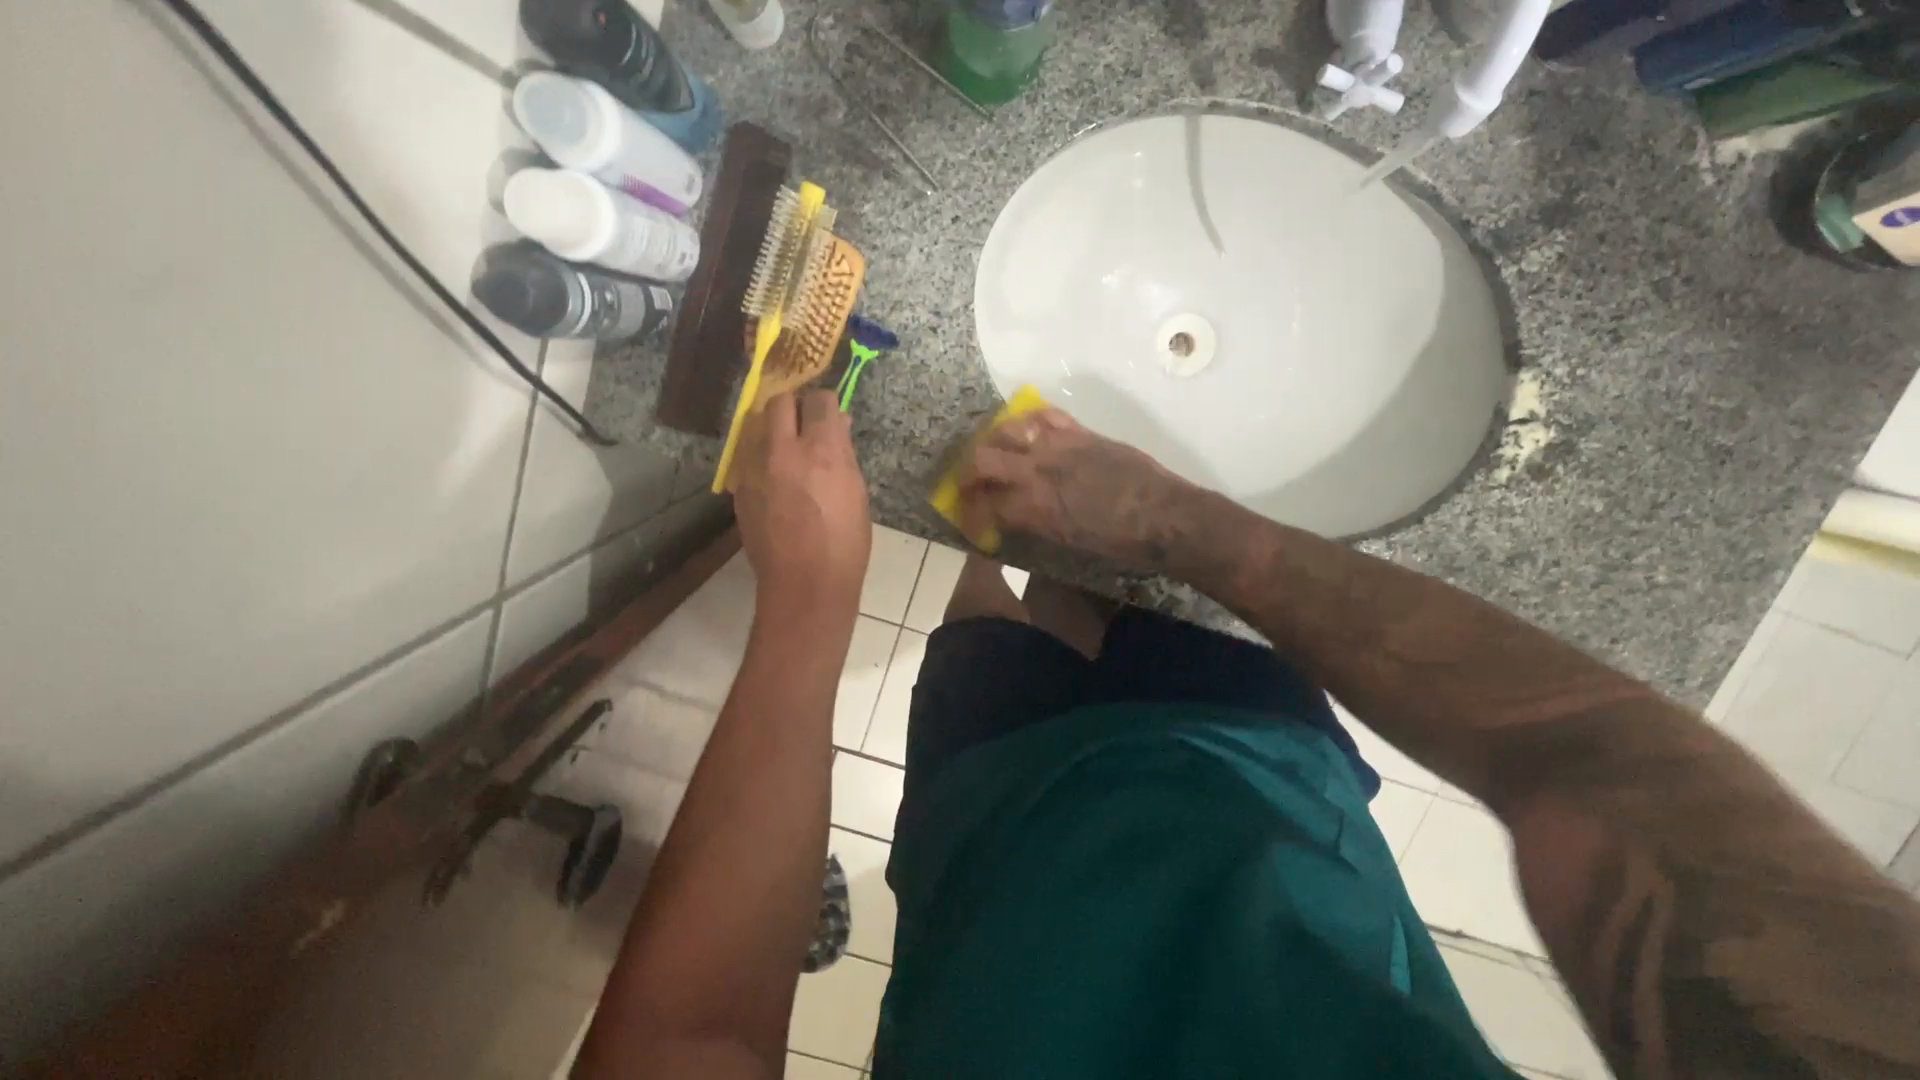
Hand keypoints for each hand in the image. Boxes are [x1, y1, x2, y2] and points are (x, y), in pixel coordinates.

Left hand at [733, 390, 871, 621]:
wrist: (804, 584)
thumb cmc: (844, 544)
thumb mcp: (856, 493)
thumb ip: (842, 455)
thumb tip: (836, 428)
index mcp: (822, 450)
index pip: (820, 400)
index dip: (827, 404)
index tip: (829, 414)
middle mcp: (783, 450)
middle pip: (779, 402)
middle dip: (794, 406)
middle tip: (805, 423)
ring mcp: (755, 468)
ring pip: (756, 425)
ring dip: (772, 429)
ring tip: (786, 449)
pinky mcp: (739, 488)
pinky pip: (748, 457)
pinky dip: (761, 458)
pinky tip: (774, 479)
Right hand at [961, 409, 1196, 569]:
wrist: (1162, 516)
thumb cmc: (1117, 542)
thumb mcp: (1066, 541)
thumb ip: (1033, 522)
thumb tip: (1012, 516)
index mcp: (1033, 507)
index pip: (983, 506)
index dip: (970, 515)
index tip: (970, 521)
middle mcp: (1037, 471)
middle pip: (981, 461)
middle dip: (966, 475)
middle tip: (968, 484)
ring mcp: (1058, 445)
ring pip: (1006, 430)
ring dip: (991, 441)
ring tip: (993, 451)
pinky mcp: (1079, 432)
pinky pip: (1043, 415)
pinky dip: (1028, 420)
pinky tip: (1026, 429)